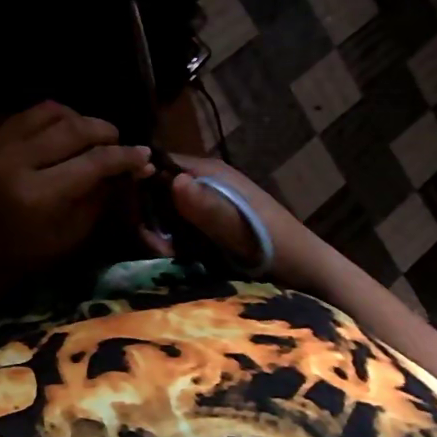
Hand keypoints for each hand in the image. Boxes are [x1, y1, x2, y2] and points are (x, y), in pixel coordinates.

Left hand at [0, 102, 153, 281]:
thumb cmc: (35, 250)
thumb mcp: (78, 229)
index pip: (93, 162)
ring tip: (94, 137)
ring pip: (54, 112)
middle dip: (105, 132)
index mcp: (39, 195)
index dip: (124, 156)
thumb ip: (107, 191)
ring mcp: (0, 146)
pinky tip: (68, 133)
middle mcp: (16, 163)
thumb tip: (140, 164)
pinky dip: (58, 119)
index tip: (145, 154)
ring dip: (81, 120)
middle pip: (74, 129)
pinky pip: (33, 113)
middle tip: (120, 143)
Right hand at [145, 155, 341, 290]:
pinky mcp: (209, 229)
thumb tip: (173, 180)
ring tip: (165, 255)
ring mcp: (206, 207)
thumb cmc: (275, 246)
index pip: (160, 163)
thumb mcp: (238, 228)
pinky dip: (172, 246)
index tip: (130, 211)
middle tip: (154, 245)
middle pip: (158, 191)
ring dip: (159, 236)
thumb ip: (208, 207)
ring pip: (164, 214)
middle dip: (148, 217)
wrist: (306, 273)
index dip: (140, 181)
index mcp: (211, 173)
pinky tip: (175, 260)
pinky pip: (178, 232)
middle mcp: (205, 184)